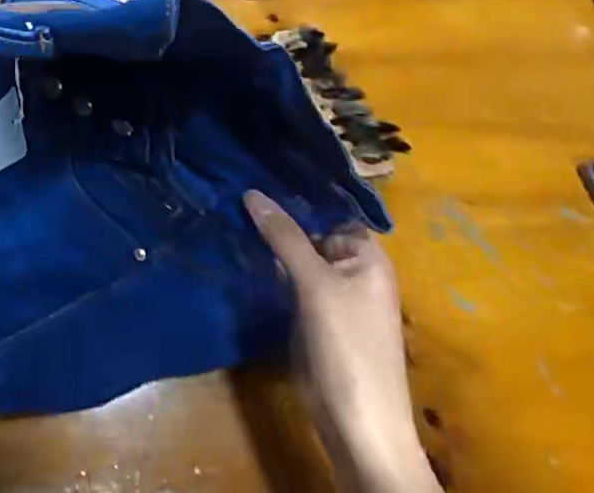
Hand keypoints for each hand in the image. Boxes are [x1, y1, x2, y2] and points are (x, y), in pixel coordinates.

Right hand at [245, 191, 438, 492]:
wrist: (356, 425)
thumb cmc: (348, 347)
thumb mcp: (315, 284)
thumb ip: (285, 236)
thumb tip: (252, 192)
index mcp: (366, 257)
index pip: (329, 209)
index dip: (296, 190)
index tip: (256, 168)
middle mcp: (351, 269)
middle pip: (309, 231)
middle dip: (275, 214)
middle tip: (231, 185)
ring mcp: (330, 293)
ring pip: (294, 254)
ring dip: (267, 239)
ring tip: (226, 207)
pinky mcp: (310, 314)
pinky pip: (287, 278)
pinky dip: (266, 264)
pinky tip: (237, 247)